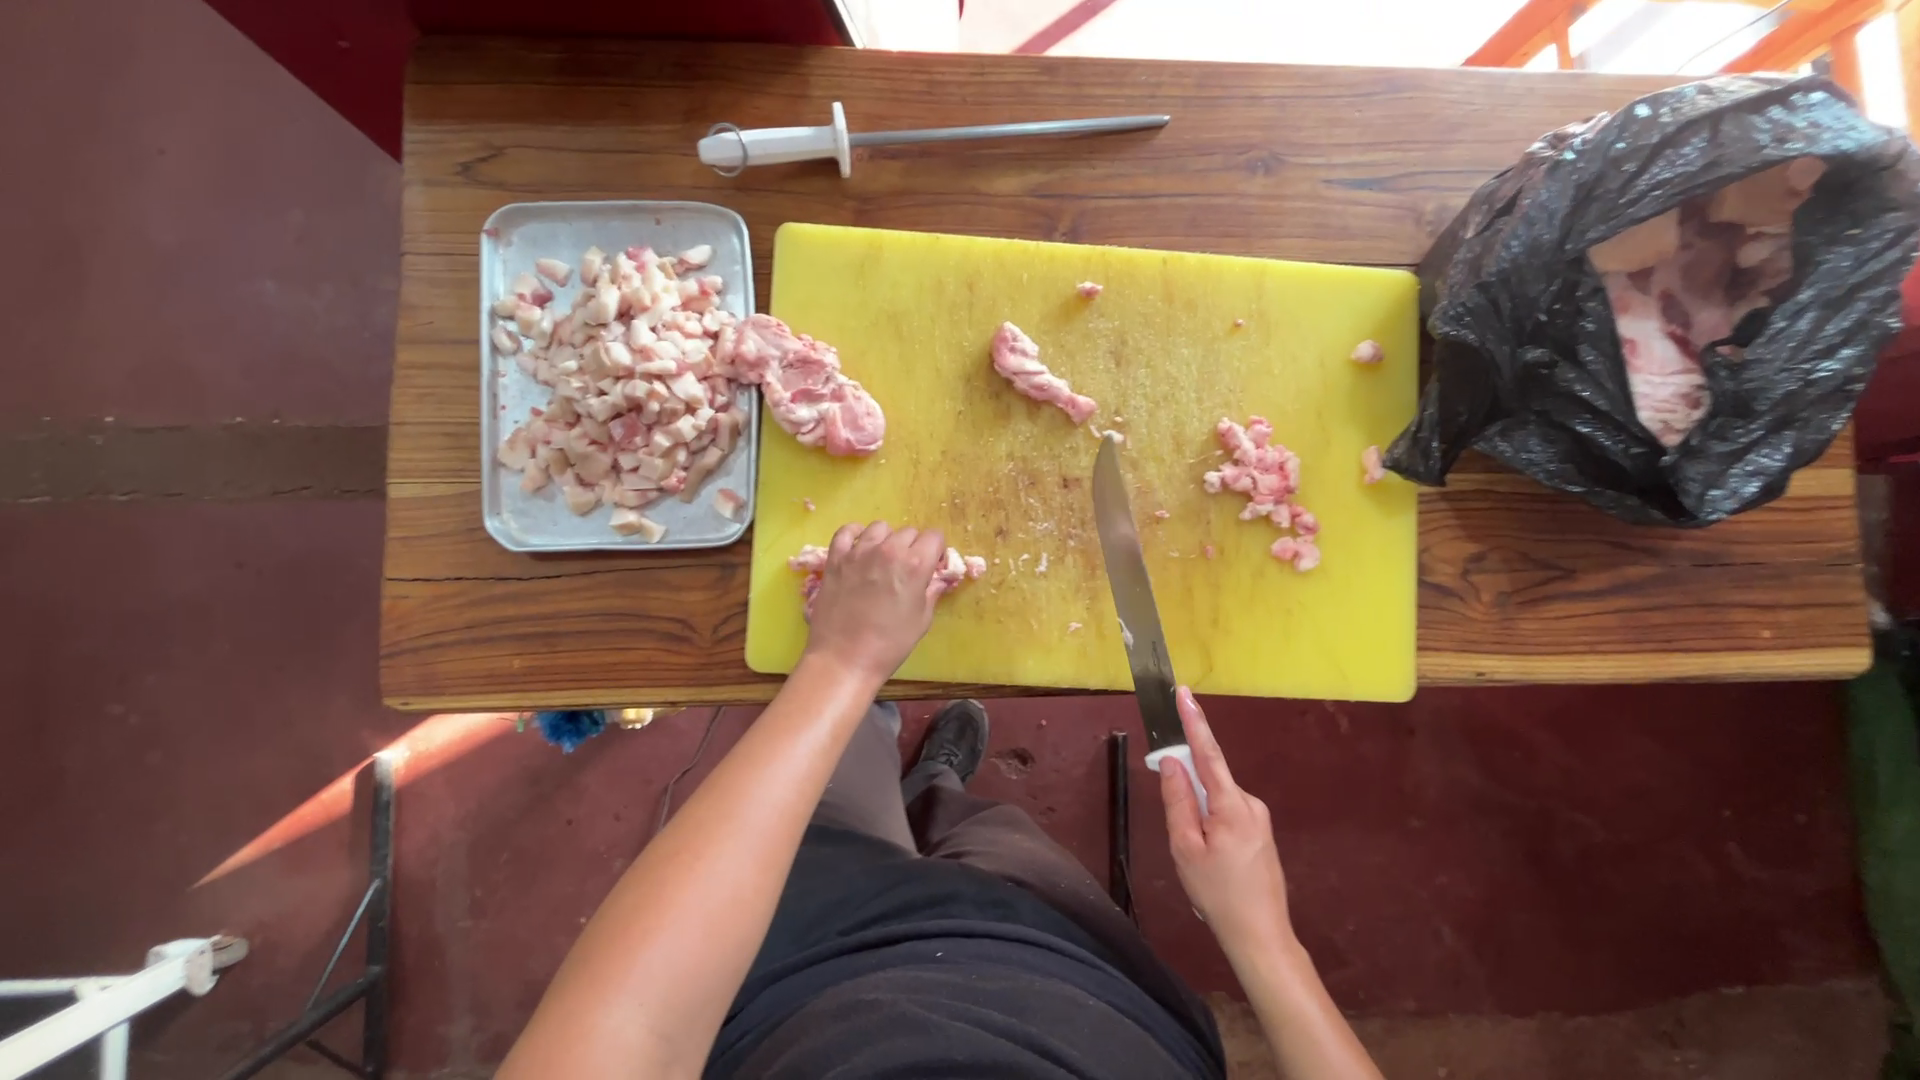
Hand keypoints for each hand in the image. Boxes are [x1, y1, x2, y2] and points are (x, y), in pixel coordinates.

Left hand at [802, 521, 947, 682]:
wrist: (845, 659)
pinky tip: (859, 548)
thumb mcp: (922, 620)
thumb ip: (931, 591)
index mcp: (915, 564)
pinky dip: (855, 535)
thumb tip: (936, 579)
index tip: (931, 565)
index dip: (936, 550)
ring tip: (882, 560)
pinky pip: (846, 531)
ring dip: (886, 540)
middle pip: (908, 532)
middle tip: (906, 569)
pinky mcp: (835, 558)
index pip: (934, 536)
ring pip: (880, 527)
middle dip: (913, 547)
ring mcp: (859, 552)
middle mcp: (888, 550)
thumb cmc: (890, 644)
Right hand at [1160, 686, 1292, 951]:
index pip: (1207, 753)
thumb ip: (1177, 801)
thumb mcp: (1185, 848)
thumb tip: (1170, 762)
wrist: (1261, 935)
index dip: (1193, 721)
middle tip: (1182, 836)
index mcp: (1232, 805)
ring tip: (1198, 863)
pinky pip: (1226, 812)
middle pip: (1209, 779)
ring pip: (1216, 799)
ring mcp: (1259, 817)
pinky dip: (1208, 823)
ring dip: (1197, 815)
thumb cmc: (1217, 894)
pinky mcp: (1260, 831)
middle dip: (1187, 791)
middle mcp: (1250, 803)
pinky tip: (1210, 862)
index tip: (1183, 692)